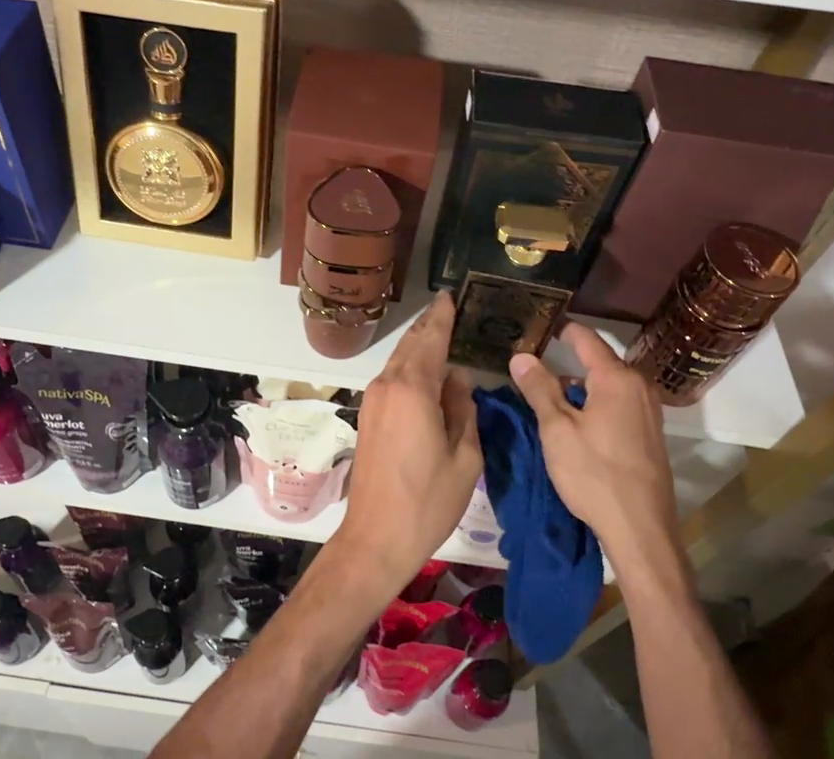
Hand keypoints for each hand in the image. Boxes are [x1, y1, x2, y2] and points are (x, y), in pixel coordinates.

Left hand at [334, 291, 481, 596]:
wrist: (376, 537)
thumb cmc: (428, 501)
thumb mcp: (464, 456)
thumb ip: (463, 410)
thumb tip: (458, 381)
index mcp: (413, 390)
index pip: (430, 339)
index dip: (442, 316)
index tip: (451, 295)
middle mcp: (388, 386)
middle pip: (410, 345)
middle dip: (429, 326)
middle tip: (450, 308)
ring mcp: (373, 401)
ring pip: (399, 361)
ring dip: (419, 346)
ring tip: (442, 333)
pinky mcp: (369, 417)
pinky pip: (392, 379)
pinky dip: (410, 366)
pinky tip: (427, 372)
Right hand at [509, 322, 676, 553]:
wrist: (640, 528)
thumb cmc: (594, 474)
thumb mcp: (557, 429)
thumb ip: (539, 388)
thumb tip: (521, 355)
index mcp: (617, 378)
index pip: (586, 340)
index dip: (563, 331)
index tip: (541, 326)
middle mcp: (639, 386)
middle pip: (599, 363)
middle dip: (569, 363)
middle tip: (535, 366)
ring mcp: (650, 411)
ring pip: (609, 386)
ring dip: (582, 388)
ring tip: (549, 397)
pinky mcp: (651, 434)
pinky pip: (620, 404)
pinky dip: (597, 404)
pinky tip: (577, 422)